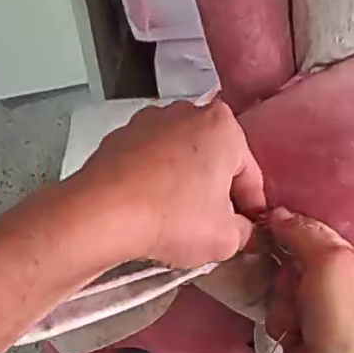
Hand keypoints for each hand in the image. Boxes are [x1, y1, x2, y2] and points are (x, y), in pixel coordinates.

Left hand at [64, 99, 266, 268]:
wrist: (102, 215)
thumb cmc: (169, 217)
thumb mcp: (226, 238)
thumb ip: (245, 232)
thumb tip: (239, 230)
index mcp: (223, 126)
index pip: (250, 174)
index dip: (251, 208)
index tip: (247, 228)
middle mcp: (186, 114)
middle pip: (214, 161)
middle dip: (216, 194)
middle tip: (214, 229)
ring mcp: (149, 123)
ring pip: (181, 161)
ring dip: (185, 189)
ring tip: (178, 225)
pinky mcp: (120, 140)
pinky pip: (150, 166)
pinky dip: (155, 186)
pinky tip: (152, 214)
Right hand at [264, 208, 353, 352]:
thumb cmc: (344, 317)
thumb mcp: (333, 263)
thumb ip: (306, 234)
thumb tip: (278, 213)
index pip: (316, 234)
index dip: (292, 229)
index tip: (267, 223)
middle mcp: (337, 284)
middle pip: (293, 261)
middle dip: (290, 275)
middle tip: (298, 288)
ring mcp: (316, 309)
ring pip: (281, 287)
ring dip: (284, 302)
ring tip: (298, 321)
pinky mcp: (296, 330)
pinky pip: (276, 312)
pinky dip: (281, 322)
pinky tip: (293, 335)